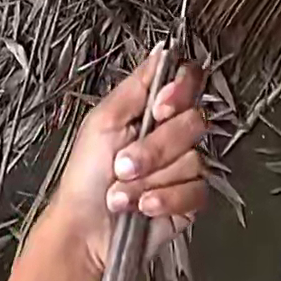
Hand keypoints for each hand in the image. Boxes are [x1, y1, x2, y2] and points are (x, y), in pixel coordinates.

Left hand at [45, 49, 208, 272]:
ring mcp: (182, 165)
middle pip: (192, 122)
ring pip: (192, 160)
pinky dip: (164, 199)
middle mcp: (170, 133)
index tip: (158, 109)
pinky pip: (196, 190)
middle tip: (125, 161)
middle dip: (154, 147)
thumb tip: (161, 51)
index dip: (180, 92)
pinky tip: (143, 205)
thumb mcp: (103, 120)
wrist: (85, 229)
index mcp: (151, 108)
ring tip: (124, 188)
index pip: (187, 80)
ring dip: (150, 179)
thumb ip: (137, 84)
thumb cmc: (85, 176)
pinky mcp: (190, 197)